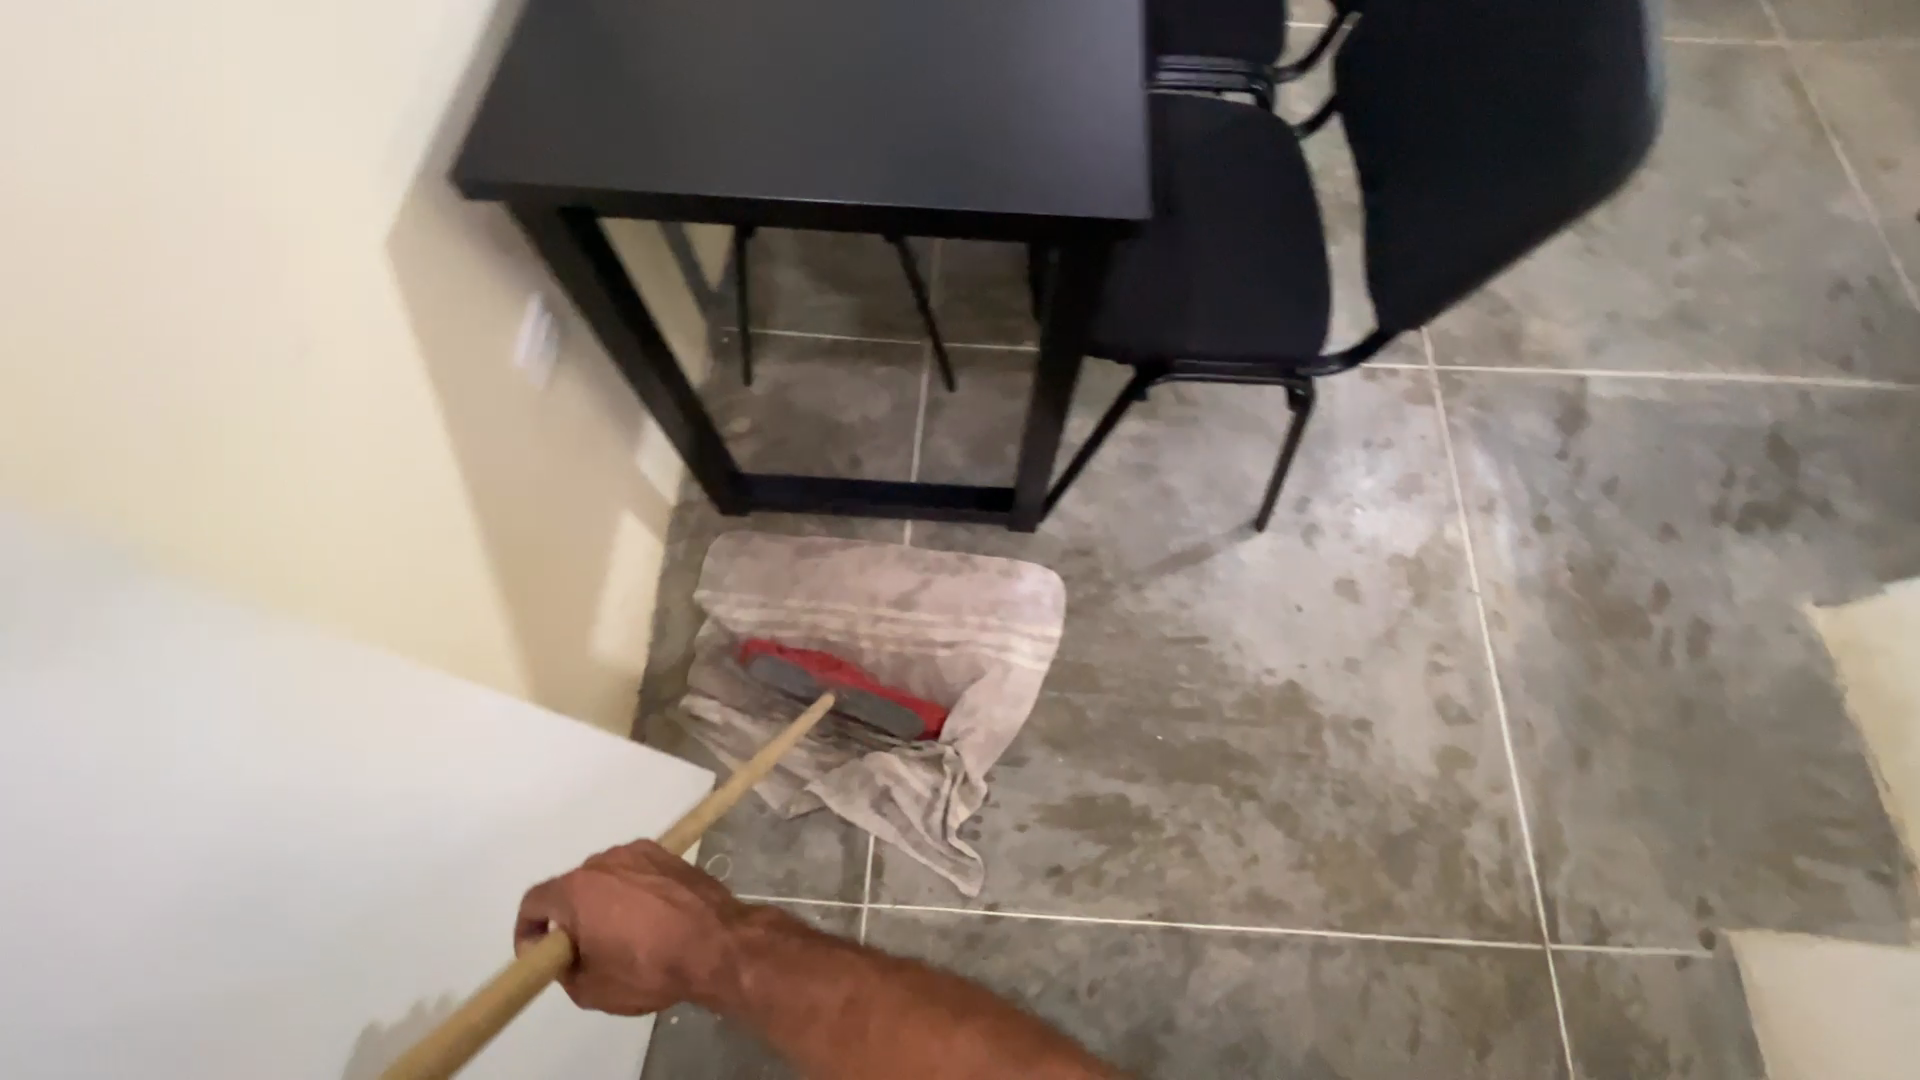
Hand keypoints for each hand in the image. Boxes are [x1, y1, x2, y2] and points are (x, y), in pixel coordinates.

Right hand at [515, 839, 752, 1014]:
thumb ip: (566, 969)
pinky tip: (651, 916)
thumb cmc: (649, 966)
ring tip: (623, 933)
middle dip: (572, 916)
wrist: (716, 942)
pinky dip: (635, 891)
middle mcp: (607, 860)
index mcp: (579, 889)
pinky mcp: (671, 855)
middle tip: (585, 948)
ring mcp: (643, 852)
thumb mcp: (590, 989)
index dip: (528, 929)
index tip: (540, 953)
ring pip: (608, 877)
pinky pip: (638, 871)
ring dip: (605, 901)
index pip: (535, 901)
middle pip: (573, 886)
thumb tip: (569, 955)